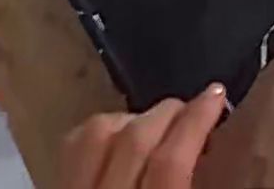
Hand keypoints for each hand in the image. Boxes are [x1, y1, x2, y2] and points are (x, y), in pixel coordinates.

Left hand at [60, 84, 227, 188]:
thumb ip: (189, 178)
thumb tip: (208, 142)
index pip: (169, 165)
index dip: (195, 122)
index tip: (217, 94)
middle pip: (132, 140)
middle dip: (168, 112)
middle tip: (195, 108)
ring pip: (94, 135)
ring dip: (131, 116)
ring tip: (158, 122)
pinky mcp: (56, 188)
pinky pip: (69, 148)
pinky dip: (97, 131)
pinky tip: (119, 137)